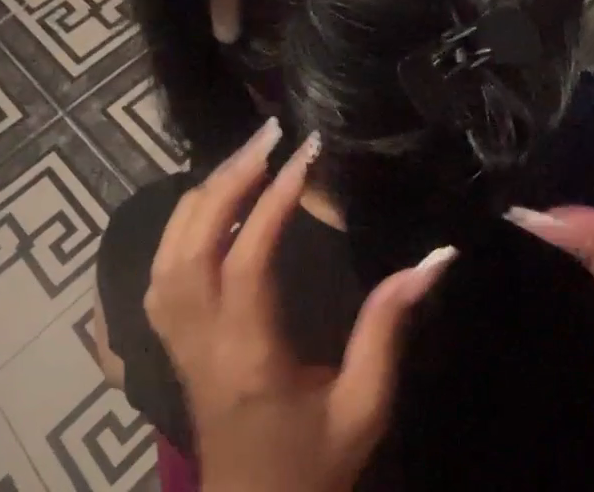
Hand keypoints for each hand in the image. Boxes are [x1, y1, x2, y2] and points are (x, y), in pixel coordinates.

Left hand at [145, 121, 455, 491]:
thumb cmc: (313, 463)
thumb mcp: (364, 405)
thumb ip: (389, 328)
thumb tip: (434, 259)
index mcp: (249, 353)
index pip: (248, 256)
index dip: (274, 198)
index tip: (307, 153)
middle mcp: (200, 337)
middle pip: (193, 238)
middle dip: (230, 176)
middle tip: (271, 134)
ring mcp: (175, 339)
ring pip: (167, 248)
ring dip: (203, 193)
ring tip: (246, 157)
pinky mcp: (169, 342)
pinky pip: (159, 270)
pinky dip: (180, 225)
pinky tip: (210, 207)